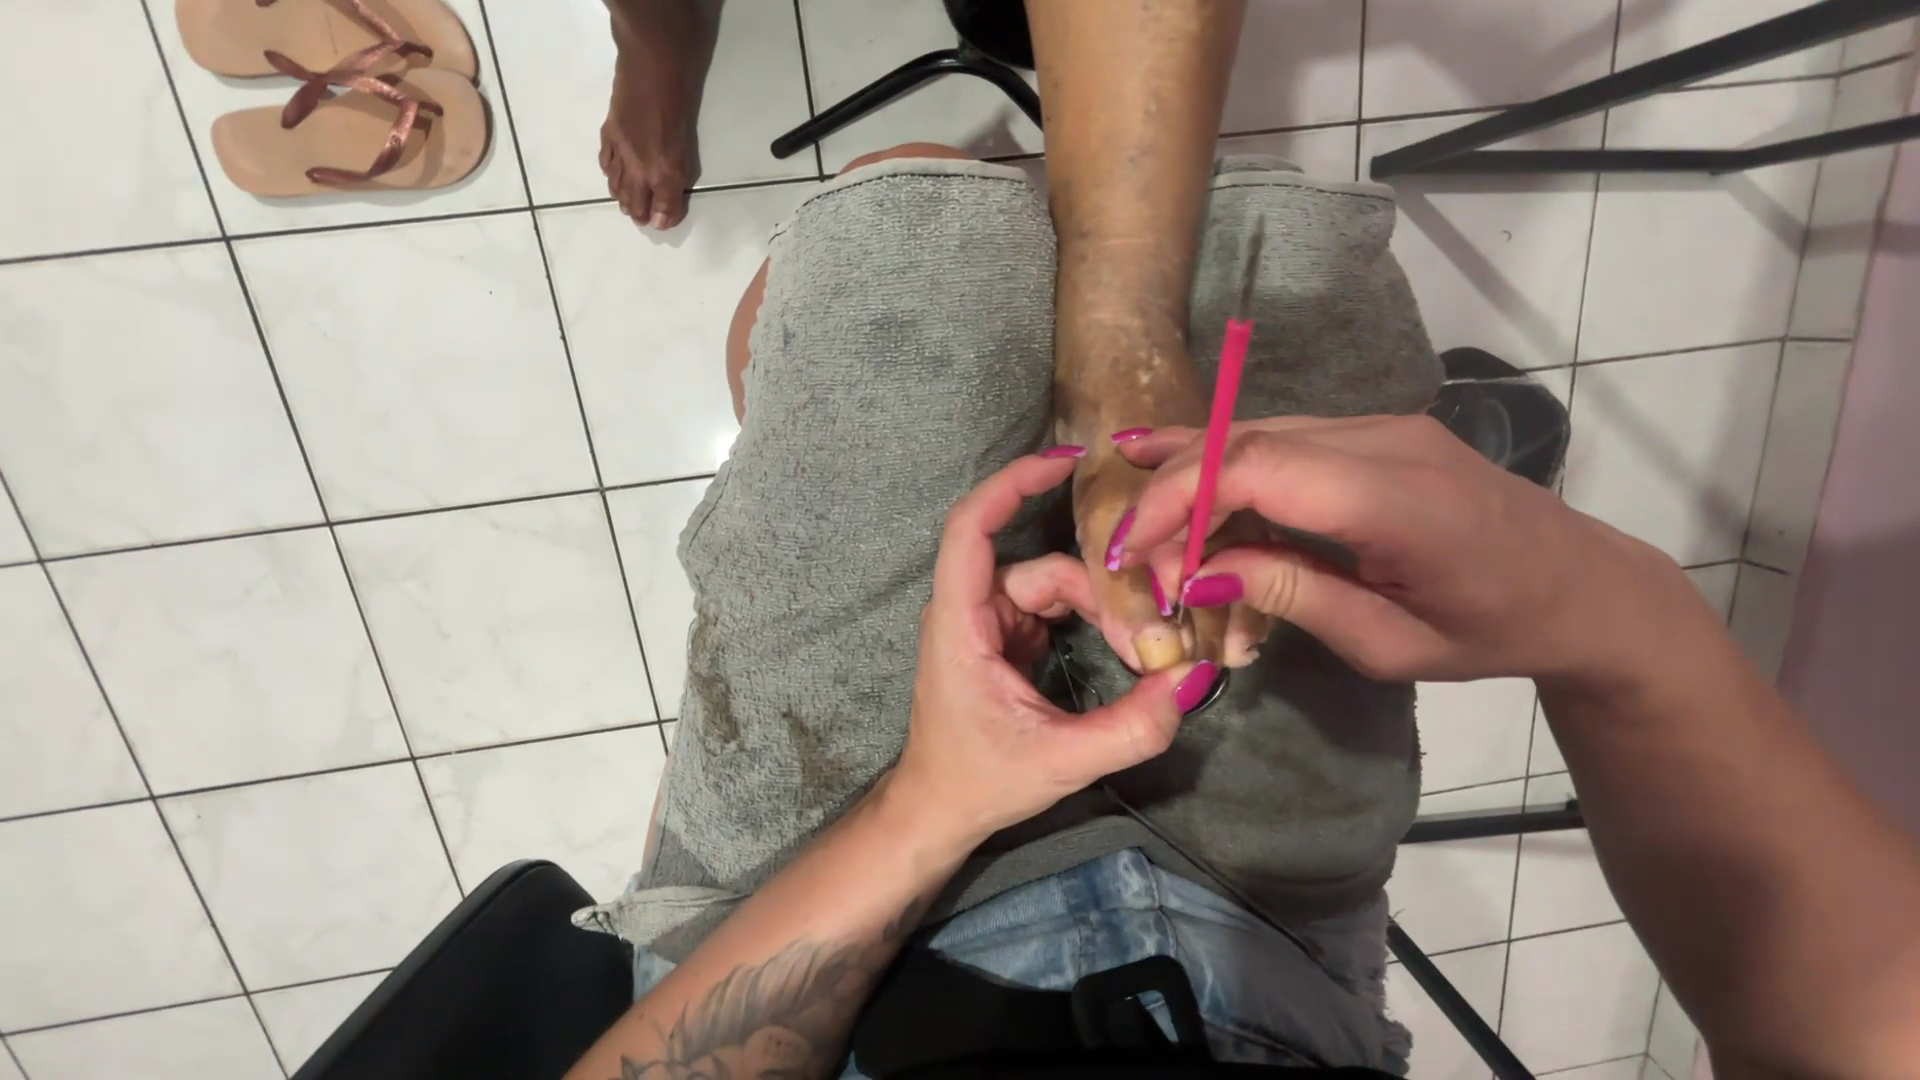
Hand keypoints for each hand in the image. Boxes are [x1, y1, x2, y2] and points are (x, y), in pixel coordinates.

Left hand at [892, 451, 1217, 848]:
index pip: (970, 527)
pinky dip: (1089, 618)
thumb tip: (1193, 679)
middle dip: (1097, 589)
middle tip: (1150, 635)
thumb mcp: (1060, 761)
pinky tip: (1125, 643)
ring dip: (1099, 607)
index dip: (1012, 484)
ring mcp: (988, 620)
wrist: (939, 808)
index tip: (1066, 462)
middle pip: (1037, 566)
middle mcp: (969, 609)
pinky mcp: (1005, 636)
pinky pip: (1052, 607)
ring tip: (1142, 648)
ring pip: (1051, 585)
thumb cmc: (979, 781)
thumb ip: (1130, 727)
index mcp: (959, 622)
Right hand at [1114, 415, 1712, 687]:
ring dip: (1189, 473)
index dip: (1178, 498)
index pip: (1257, 467)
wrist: (1584, 587)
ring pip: (1254, 431)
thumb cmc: (1491, 630)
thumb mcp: (1386, 642)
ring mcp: (1380, 426)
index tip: (1131, 549)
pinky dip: (1222, 460)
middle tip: (1130, 551)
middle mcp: (1384, 440)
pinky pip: (1279, 438)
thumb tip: (1195, 574)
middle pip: (1245, 439)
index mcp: (1398, 499)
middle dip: (1171, 491)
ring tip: (1133, 508)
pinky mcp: (1371, 431)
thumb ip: (1289, 594)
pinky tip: (1171, 458)